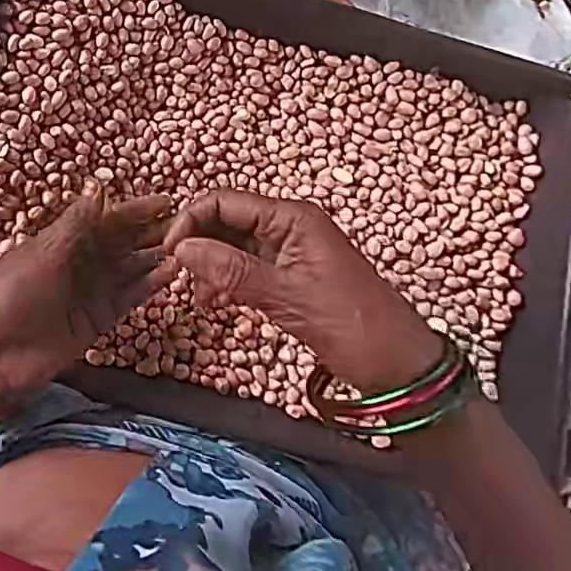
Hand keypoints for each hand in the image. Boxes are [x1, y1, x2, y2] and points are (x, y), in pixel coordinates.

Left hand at [0, 182, 174, 406]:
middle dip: (151, 232)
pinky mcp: (98, 318)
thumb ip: (75, 225)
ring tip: (186, 249)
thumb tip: (98, 190)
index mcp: (61, 241)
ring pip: (129, 268)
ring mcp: (89, 291)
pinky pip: (128, 296)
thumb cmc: (11, 297)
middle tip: (187, 226)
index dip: (134, 209)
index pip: (104, 218)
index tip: (165, 201)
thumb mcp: (42, 255)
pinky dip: (149, 285)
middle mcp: (79, 262)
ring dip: (155, 258)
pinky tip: (170, 274)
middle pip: (121, 242)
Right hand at [164, 190, 443, 390]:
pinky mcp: (286, 274)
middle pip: (224, 220)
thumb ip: (231, 270)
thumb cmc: (354, 327)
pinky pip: (242, 266)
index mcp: (291, 218)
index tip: (169, 252)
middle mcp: (286, 226)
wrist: (401, 368)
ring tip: (199, 296)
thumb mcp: (287, 297)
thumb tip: (181, 249)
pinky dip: (223, 280)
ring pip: (229, 245)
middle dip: (198, 244)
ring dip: (208, 265)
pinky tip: (213, 301)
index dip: (191, 221)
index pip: (224, 202)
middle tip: (179, 276)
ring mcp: (286, 250)